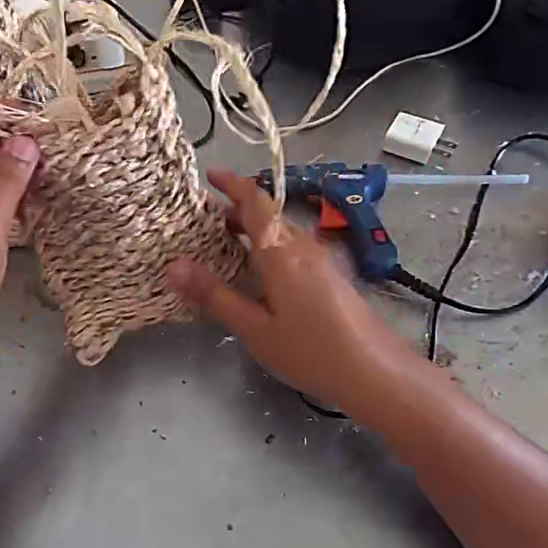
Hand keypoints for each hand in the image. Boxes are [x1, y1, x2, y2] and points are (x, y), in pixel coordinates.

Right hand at [166, 169, 426, 411]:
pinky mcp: (330, 274)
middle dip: (236, 209)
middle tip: (205, 221)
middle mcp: (302, 246)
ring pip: (281, 231)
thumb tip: (173, 266)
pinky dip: (268, 246)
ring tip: (225, 243)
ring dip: (253, 229)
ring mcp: (321, 259)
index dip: (232, 183)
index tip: (209, 175)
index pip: (255, 201)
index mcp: (281, 252)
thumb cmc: (310, 351)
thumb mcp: (254, 329)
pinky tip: (259, 272)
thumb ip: (214, 295)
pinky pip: (292, 247)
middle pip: (267, 213)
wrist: (374, 372)